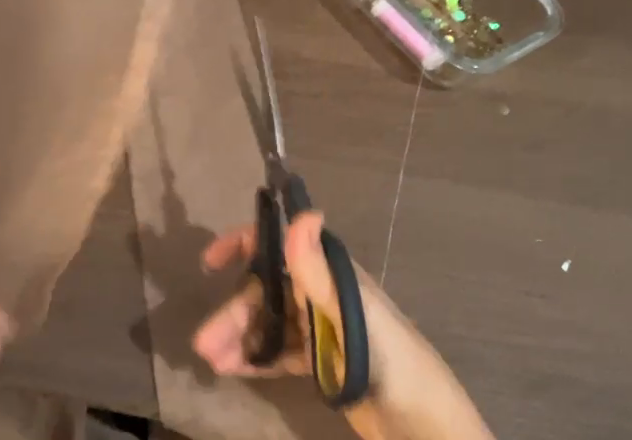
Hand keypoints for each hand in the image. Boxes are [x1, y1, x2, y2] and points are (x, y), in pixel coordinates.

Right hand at [193, 212, 493, 439]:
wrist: (428, 429)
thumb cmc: (395, 364)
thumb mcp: (354, 317)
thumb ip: (321, 272)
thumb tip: (305, 212)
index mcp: (331, 276)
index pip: (279, 246)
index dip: (243, 246)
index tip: (211, 261)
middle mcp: (322, 295)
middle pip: (266, 293)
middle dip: (233, 313)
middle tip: (203, 344)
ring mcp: (322, 329)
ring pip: (268, 324)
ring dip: (239, 338)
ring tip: (213, 362)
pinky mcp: (323, 362)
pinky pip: (279, 352)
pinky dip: (256, 358)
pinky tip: (234, 369)